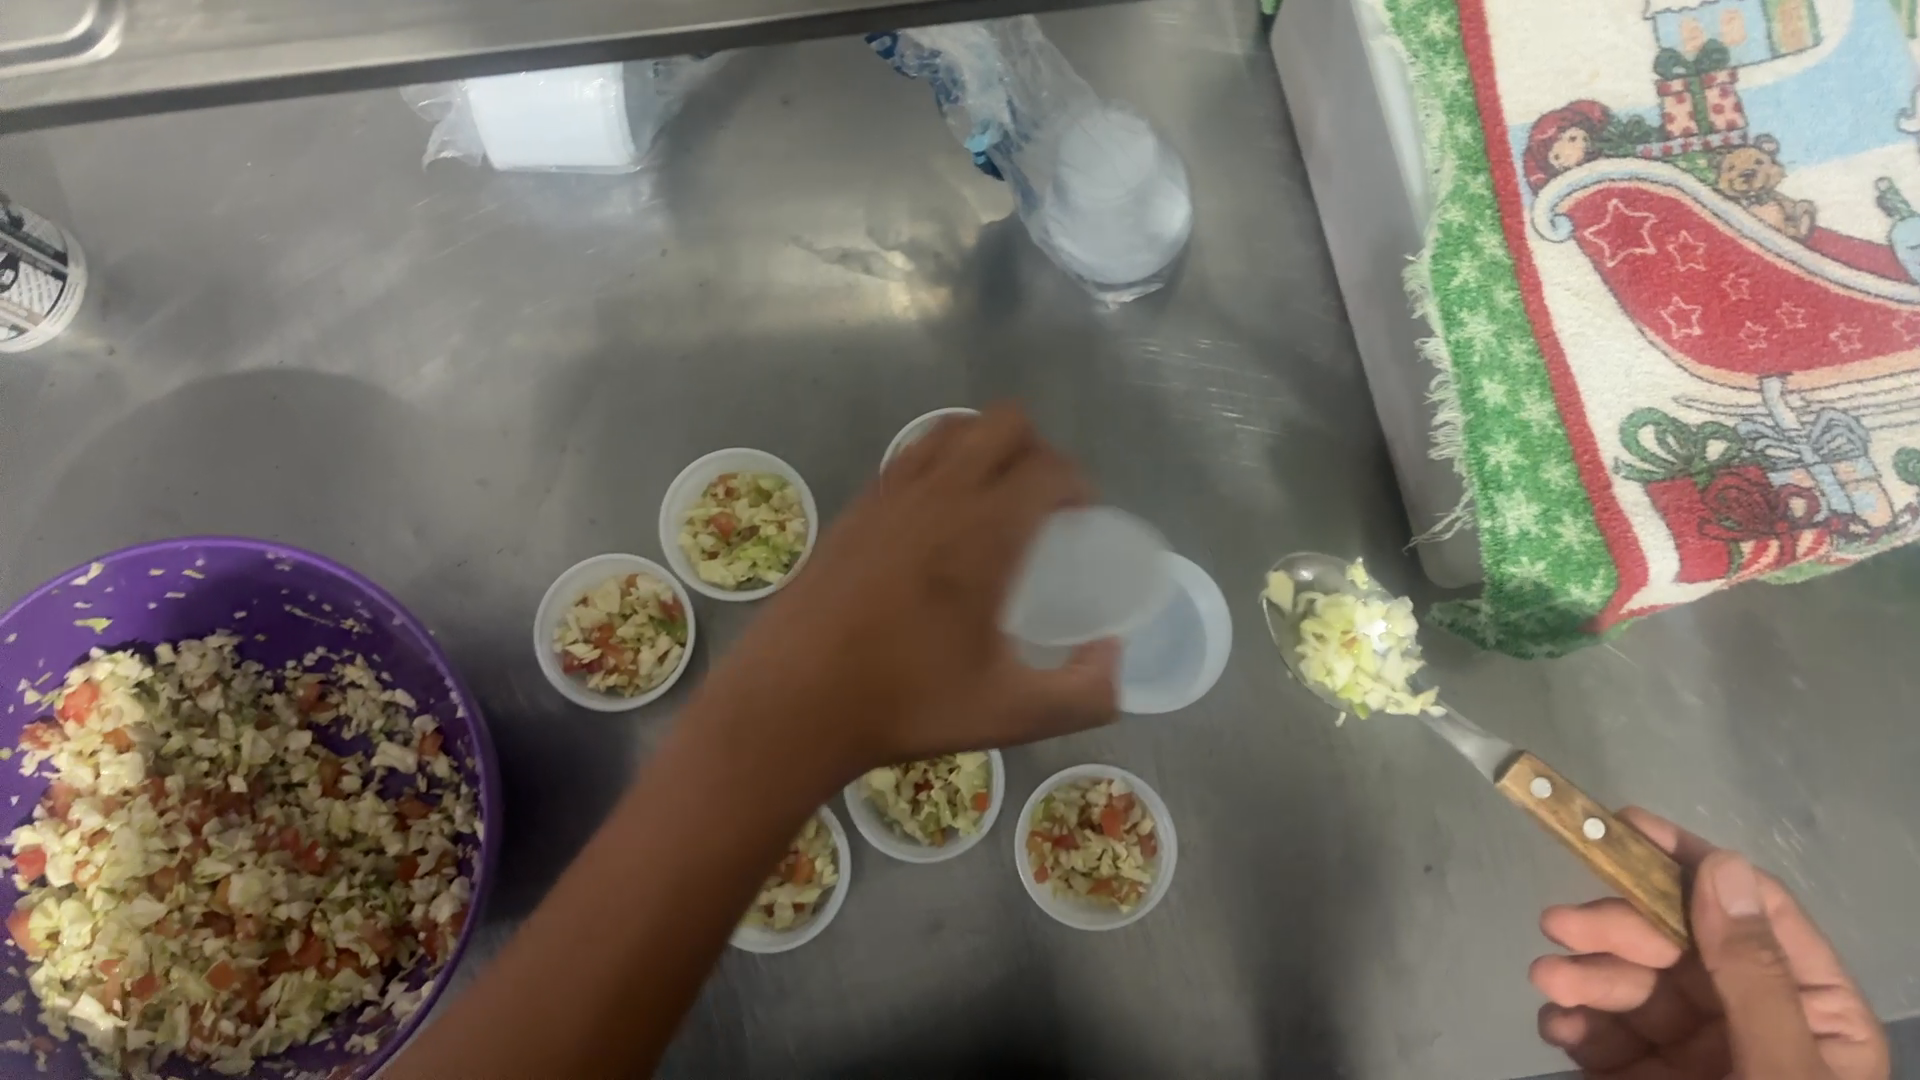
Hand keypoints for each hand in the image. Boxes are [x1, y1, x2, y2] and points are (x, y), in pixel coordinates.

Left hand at [701, 404, 1120, 778]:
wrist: (793, 701)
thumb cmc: (906, 703)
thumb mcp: (1012, 714)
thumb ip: (1085, 694)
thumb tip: (1114, 657)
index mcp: (985, 530)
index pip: (1051, 468)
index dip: (1079, 486)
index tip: (1082, 521)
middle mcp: (940, 493)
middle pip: (1005, 423)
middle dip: (1038, 451)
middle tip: (1042, 507)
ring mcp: (890, 492)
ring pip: (952, 428)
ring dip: (986, 448)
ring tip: (993, 502)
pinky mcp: (855, 506)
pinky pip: (910, 456)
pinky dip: (940, 465)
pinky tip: (936, 521)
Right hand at [1530, 808, 1887, 1079]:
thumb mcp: (1785, 1072)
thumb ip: (1752, 974)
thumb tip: (1722, 866)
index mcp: (1808, 1011)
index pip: (1752, 910)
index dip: (1690, 861)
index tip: (1622, 823)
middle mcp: (1743, 1016)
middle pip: (1668, 938)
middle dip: (1610, 926)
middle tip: (1559, 926)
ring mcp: (1685, 1044)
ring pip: (1621, 976)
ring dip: (1578, 975)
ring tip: (1549, 988)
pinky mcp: (1635, 1070)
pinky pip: (1596, 1027)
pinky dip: (1569, 1021)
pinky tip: (1558, 1031)